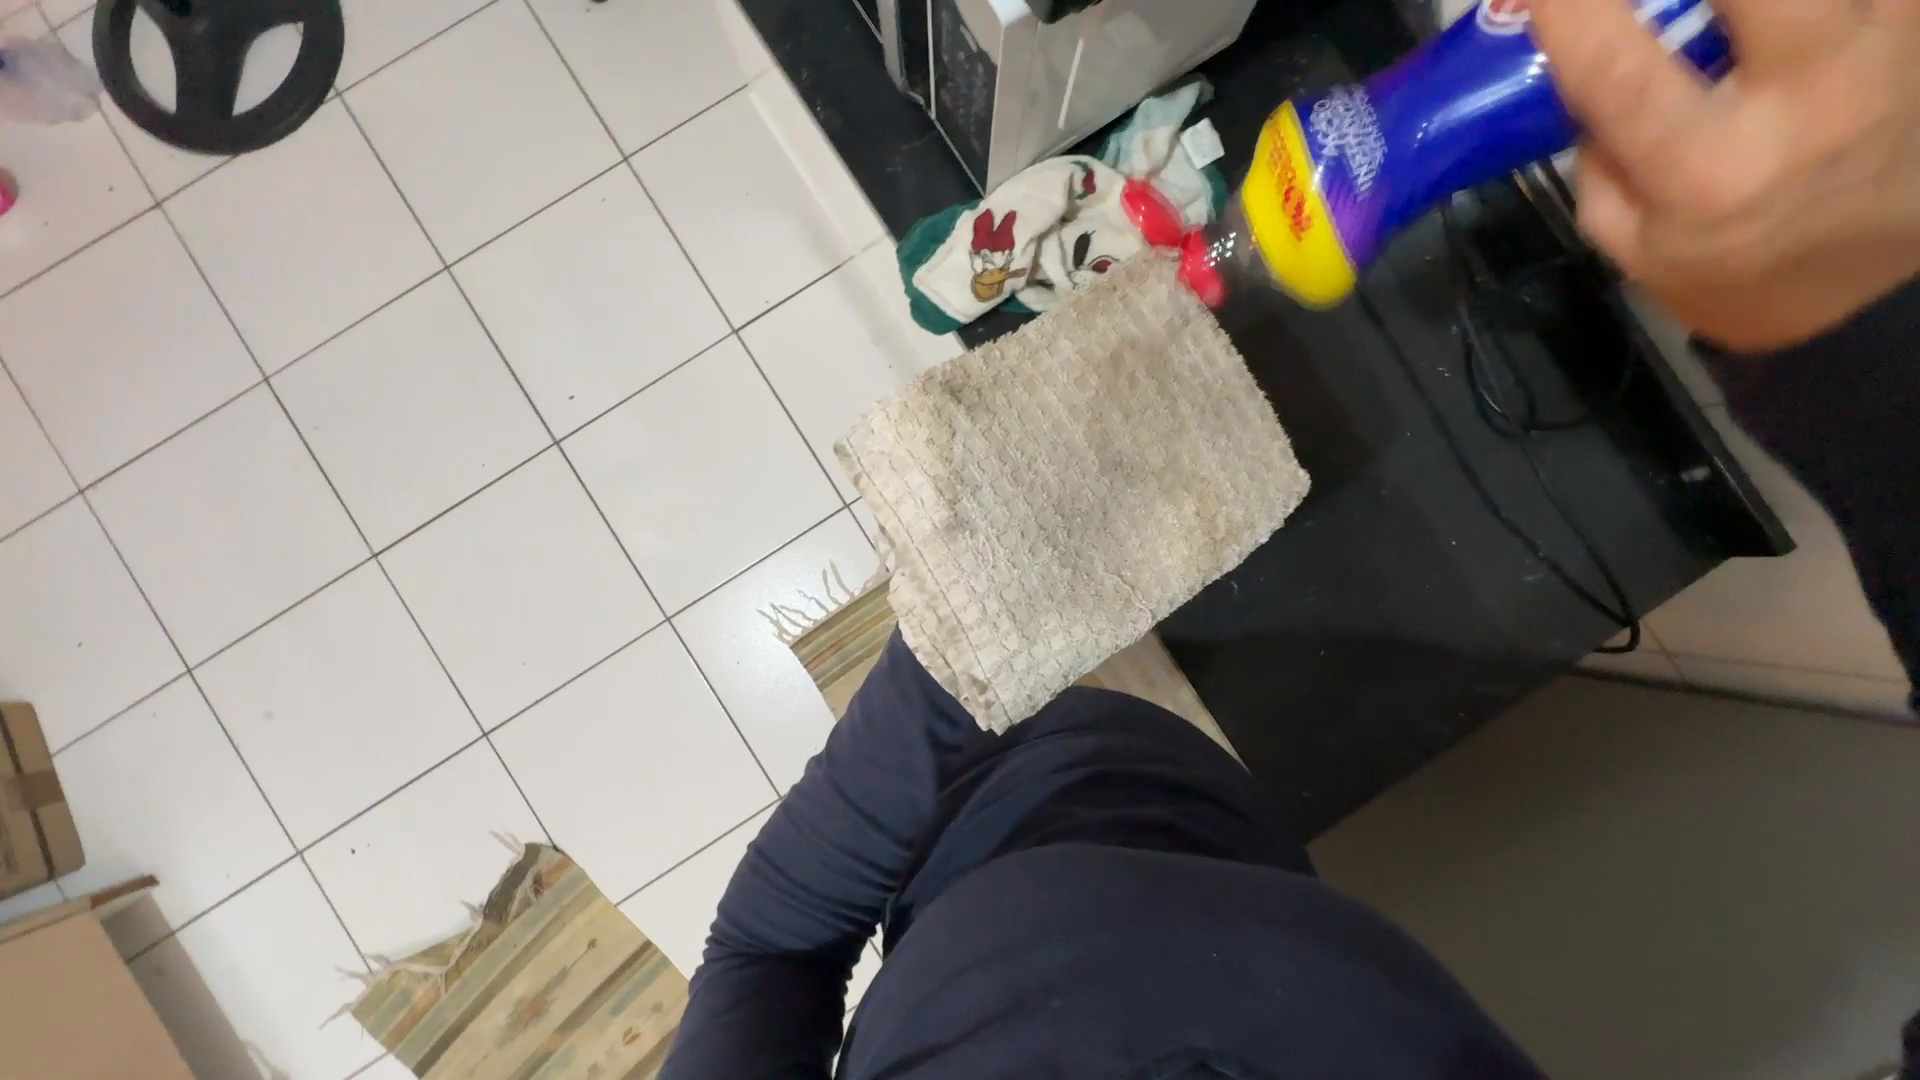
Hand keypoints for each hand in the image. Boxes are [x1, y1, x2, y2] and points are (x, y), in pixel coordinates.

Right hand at [1531, 0, 1919, 350]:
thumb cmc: (1722, 273)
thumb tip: (1589, 76)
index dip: (1574, 17)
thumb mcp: (1628, 241)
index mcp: (1706, 171)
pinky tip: (1752, 23)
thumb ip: (1603, 157)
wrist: (1861, 286)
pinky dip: (1789, 6)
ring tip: (1699, 23)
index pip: (1623, 77)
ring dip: (1742, 2)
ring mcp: (1886, 48)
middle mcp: (1805, 98)